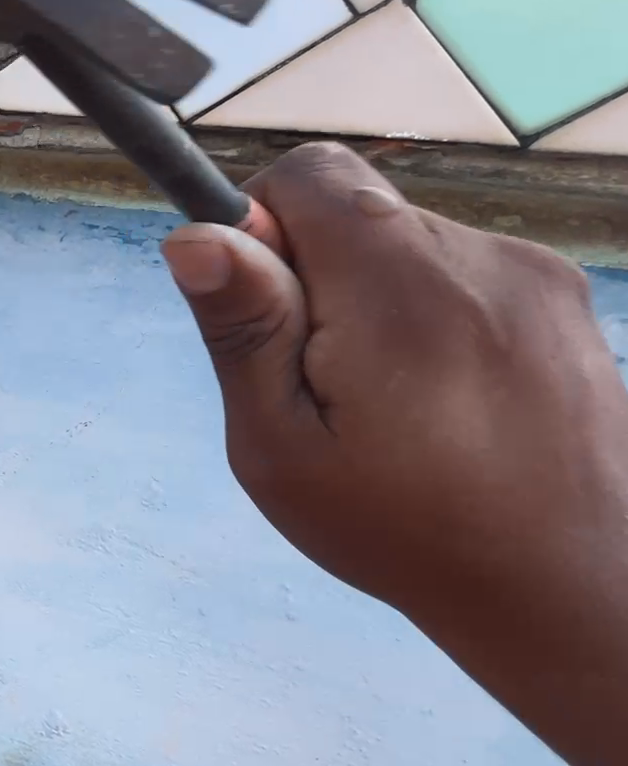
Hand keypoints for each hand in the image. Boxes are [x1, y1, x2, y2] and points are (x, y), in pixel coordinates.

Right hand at [161, 142, 627, 620]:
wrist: (572, 591)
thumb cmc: (390, 524)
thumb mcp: (276, 441)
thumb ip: (242, 328)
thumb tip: (194, 236)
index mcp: (401, 290)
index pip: (309, 174)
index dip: (256, 222)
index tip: (259, 306)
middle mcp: (481, 258)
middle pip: (350, 205)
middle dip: (301, 268)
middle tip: (304, 371)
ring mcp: (534, 275)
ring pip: (395, 236)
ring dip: (352, 292)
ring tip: (366, 392)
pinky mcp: (558, 299)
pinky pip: (445, 266)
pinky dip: (405, 306)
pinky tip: (419, 388)